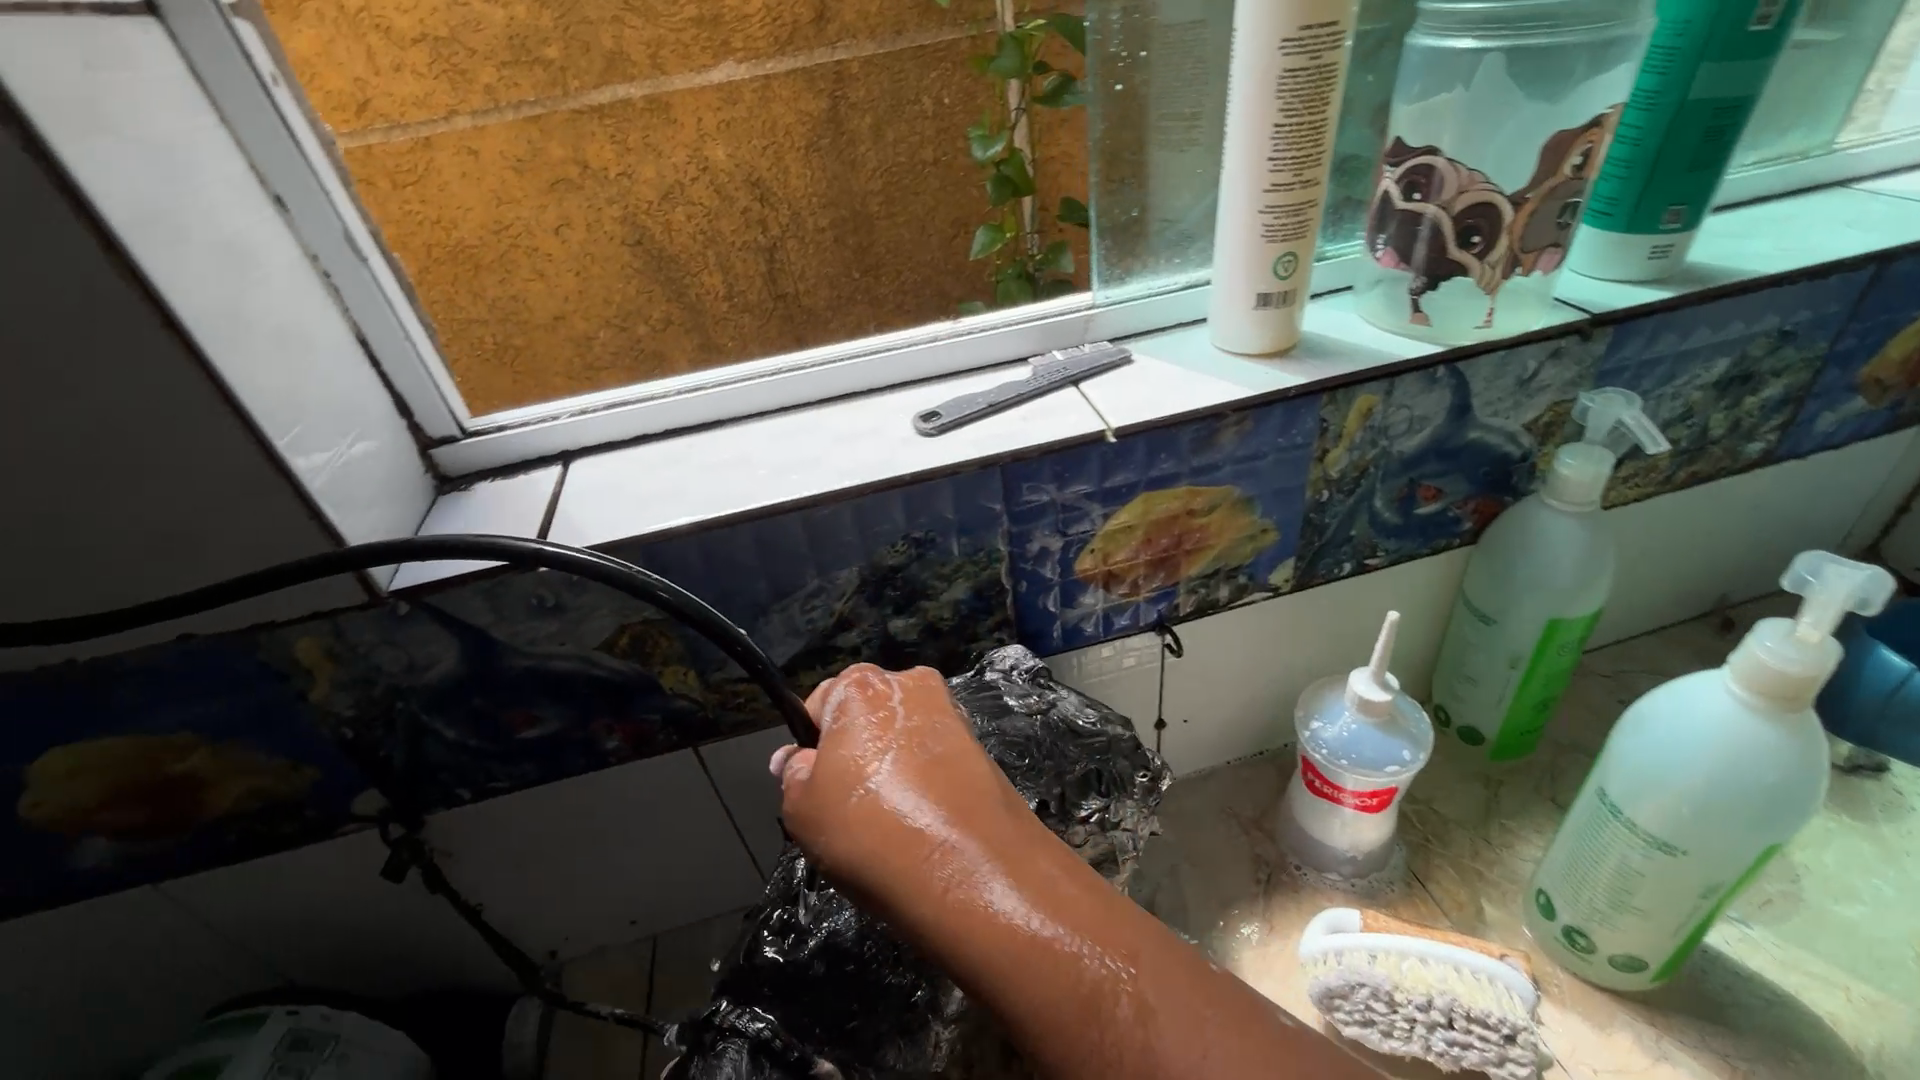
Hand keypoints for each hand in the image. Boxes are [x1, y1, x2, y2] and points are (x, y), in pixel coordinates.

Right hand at [769, 664, 1041, 912]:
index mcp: (864, 685)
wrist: (974, 873)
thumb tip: (796, 759)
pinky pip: (935, 763)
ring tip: (886, 828)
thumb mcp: (802, 810)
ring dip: (890, 773)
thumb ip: (793, 775)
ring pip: (902, 742)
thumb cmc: (872, 831)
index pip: (820, 704)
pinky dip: (924, 787)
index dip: (811, 748)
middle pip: (866, 719)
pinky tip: (920, 830)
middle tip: (847, 812)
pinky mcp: (982, 751)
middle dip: (853, 757)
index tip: (814, 788)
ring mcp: (954, 716)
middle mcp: (913, 685)